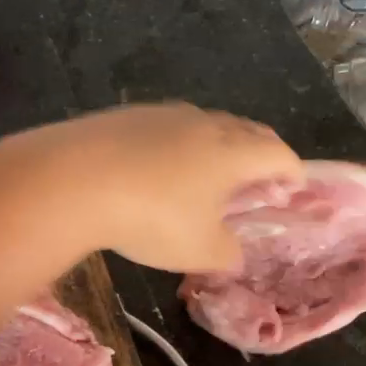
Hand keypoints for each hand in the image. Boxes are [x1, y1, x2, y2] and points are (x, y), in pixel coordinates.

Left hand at [0, 103, 302, 273]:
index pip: (278, 153)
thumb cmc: (151, 217)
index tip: (292, 187)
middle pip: (245, 130)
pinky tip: (157, 168)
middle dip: (259, 153)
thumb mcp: (198, 250)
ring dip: (216, 146)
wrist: (73, 177)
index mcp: (232, 151)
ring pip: (204, 125)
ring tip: (207, 175)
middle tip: (258, 178)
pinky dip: (176, 146)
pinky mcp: (126, 115)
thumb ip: (226, 252)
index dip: (291, 171)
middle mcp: (203, 123)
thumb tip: (232, 250)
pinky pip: (166, 127)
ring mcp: (162, 114)